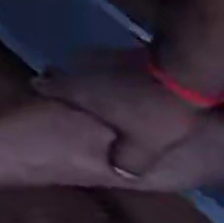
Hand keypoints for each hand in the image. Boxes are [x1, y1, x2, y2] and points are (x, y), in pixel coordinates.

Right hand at [35, 57, 206, 175]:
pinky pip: (105, 63)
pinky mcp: (120, 50)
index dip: (42, 93)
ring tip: (106, 93)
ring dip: (90, 79)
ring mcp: (98, 56)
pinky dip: (110, 72)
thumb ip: (127, 162)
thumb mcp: (144, 147)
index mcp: (73, 90)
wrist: (182, 73)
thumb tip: (118, 172)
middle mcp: (77, 70)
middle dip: (68, 87)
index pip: (42, 86)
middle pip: (63, 76)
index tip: (45, 100)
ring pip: (84, 68)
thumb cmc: (153, 112)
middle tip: (80, 100)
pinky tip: (127, 82)